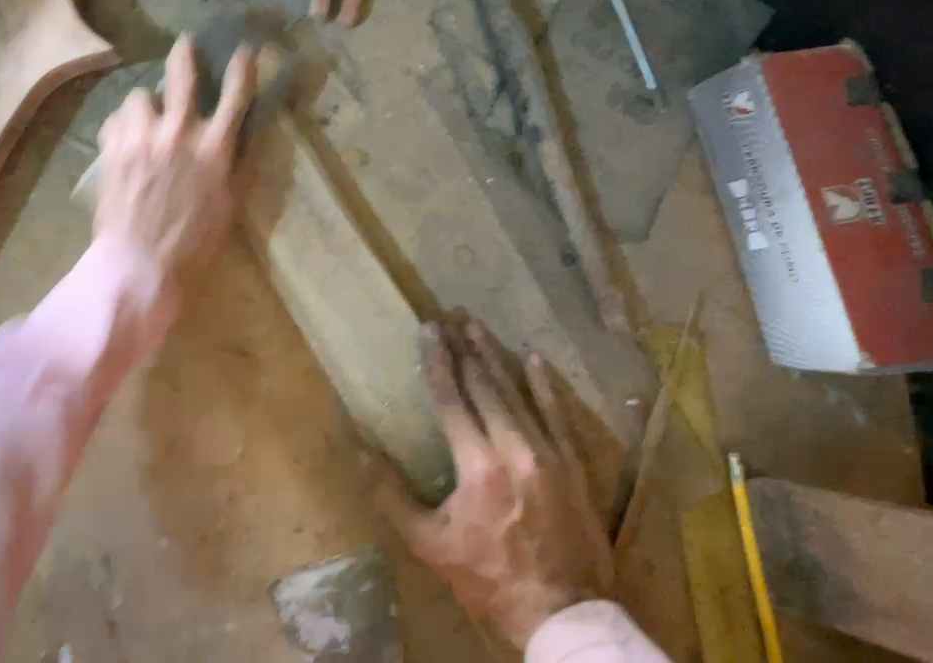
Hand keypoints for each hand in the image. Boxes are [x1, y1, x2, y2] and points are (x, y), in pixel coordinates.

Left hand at [93, 35, 255, 278]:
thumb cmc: (193, 243)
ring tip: (144, 118)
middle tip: (184, 43)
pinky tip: (124, 141)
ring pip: (139, 96)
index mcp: (214, 149)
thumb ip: (233, 165)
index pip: (236, 96)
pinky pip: (114, 121)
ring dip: (145, 104)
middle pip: (182, 76)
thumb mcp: (227, 205)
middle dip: (185, 53)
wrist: (140, 263)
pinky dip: (121, 127)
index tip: (243, 50)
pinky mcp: (113, 149)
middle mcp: (179, 134)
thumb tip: (239, 136)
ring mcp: (142, 138)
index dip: (242, 68)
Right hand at [380, 319, 614, 649]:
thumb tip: (358, 451)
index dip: (437, 361)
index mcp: (478, 466)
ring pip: (519, 394)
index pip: (452, 398)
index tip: (427, 330)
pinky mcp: (574, 467)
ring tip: (478, 327)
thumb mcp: (430, 544)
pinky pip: (558, 416)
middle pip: (485, 386)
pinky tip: (536, 360)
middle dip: (464, 349)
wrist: (563, 613)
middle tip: (449, 318)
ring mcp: (549, 455)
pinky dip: (546, 387)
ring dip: (496, 358)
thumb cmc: (488, 579)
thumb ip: (392, 495)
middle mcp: (515, 449)